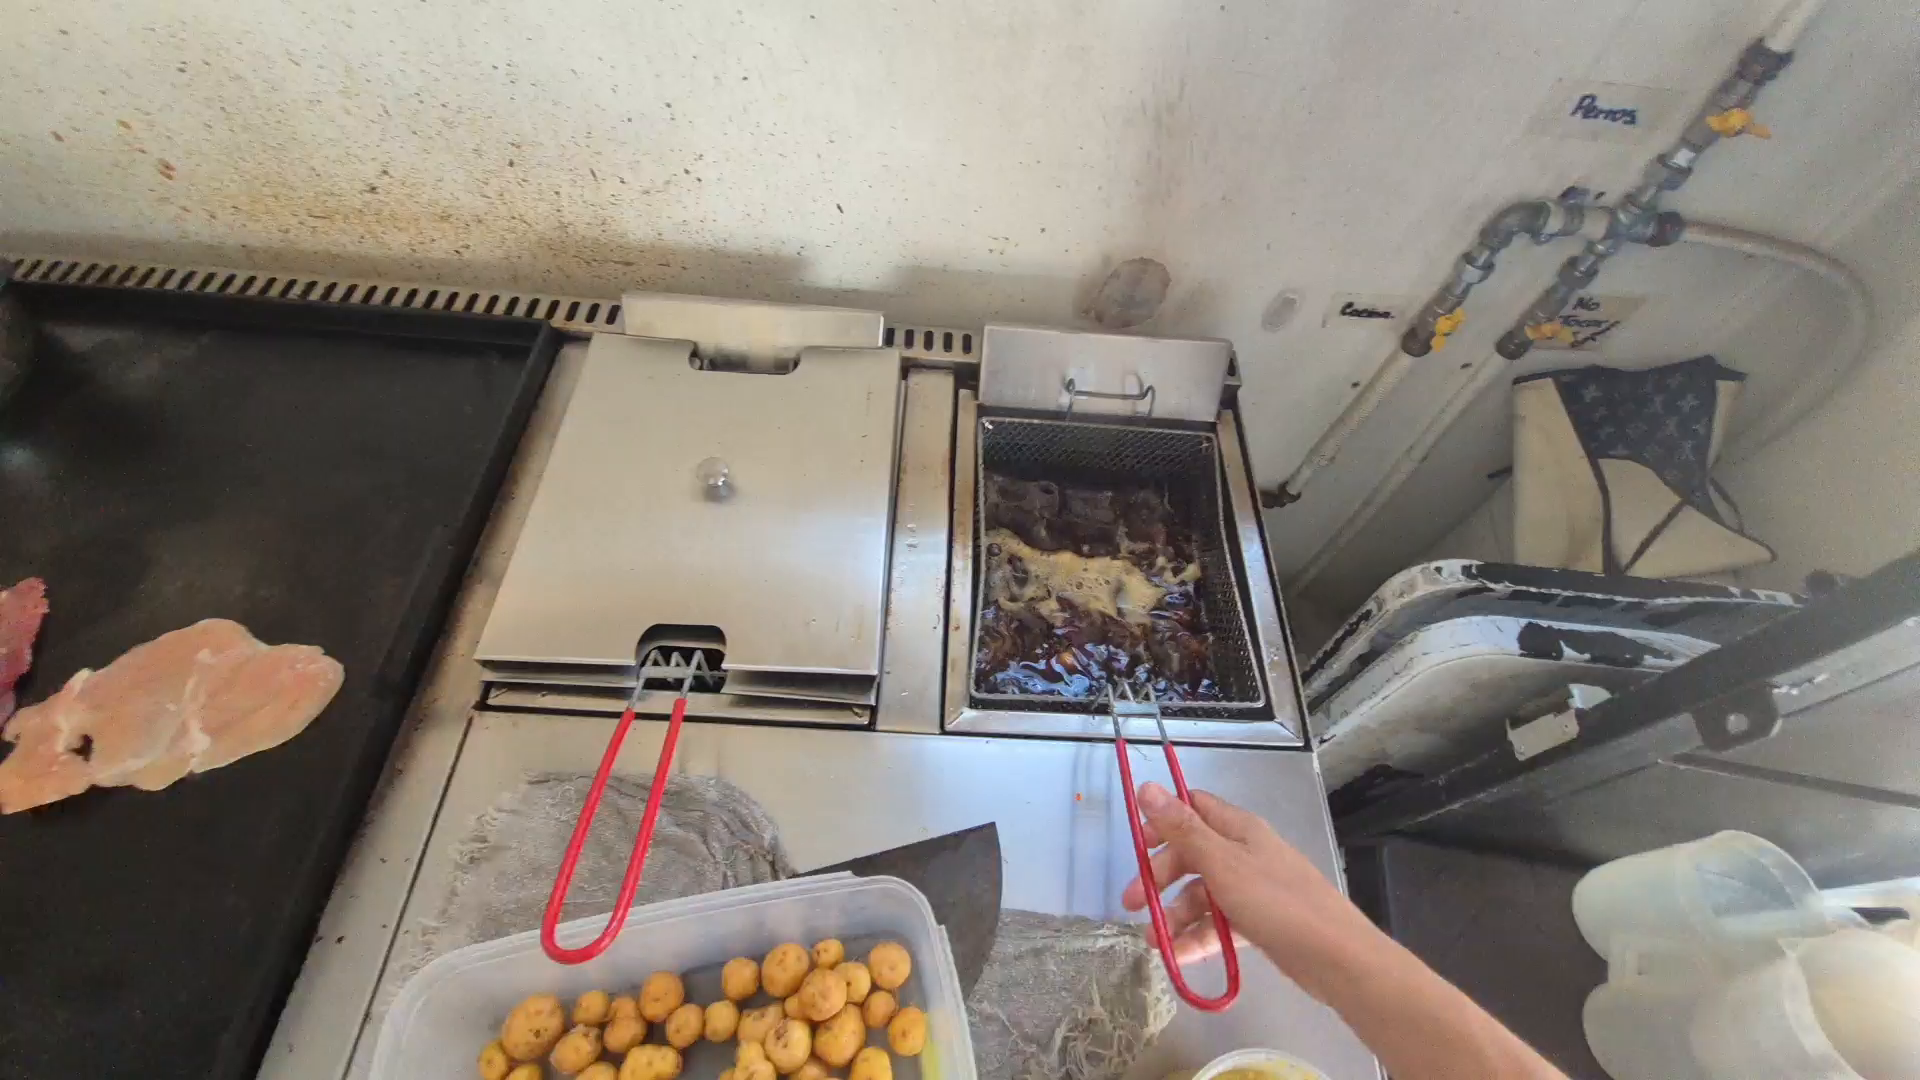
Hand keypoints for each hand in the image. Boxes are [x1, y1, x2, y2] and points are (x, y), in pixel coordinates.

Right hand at [1120, 782, 1379, 994]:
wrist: (1340, 960)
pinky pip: (1219, 923)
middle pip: (1191, 854)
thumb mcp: (1222, 864)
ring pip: (1202, 893)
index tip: (1138, 845)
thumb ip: (1182, 828)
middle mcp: (1243, 852)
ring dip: (1175, 913)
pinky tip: (1178, 957)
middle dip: (1160, 876)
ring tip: (1155, 942)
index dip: (1162, 821)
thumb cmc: (1277, 902)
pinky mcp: (1259, 922)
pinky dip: (1198, 937)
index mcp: (1237, 828)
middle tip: (1133, 901)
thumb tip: (1146, 786)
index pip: (1192, 808)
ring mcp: (1252, 888)